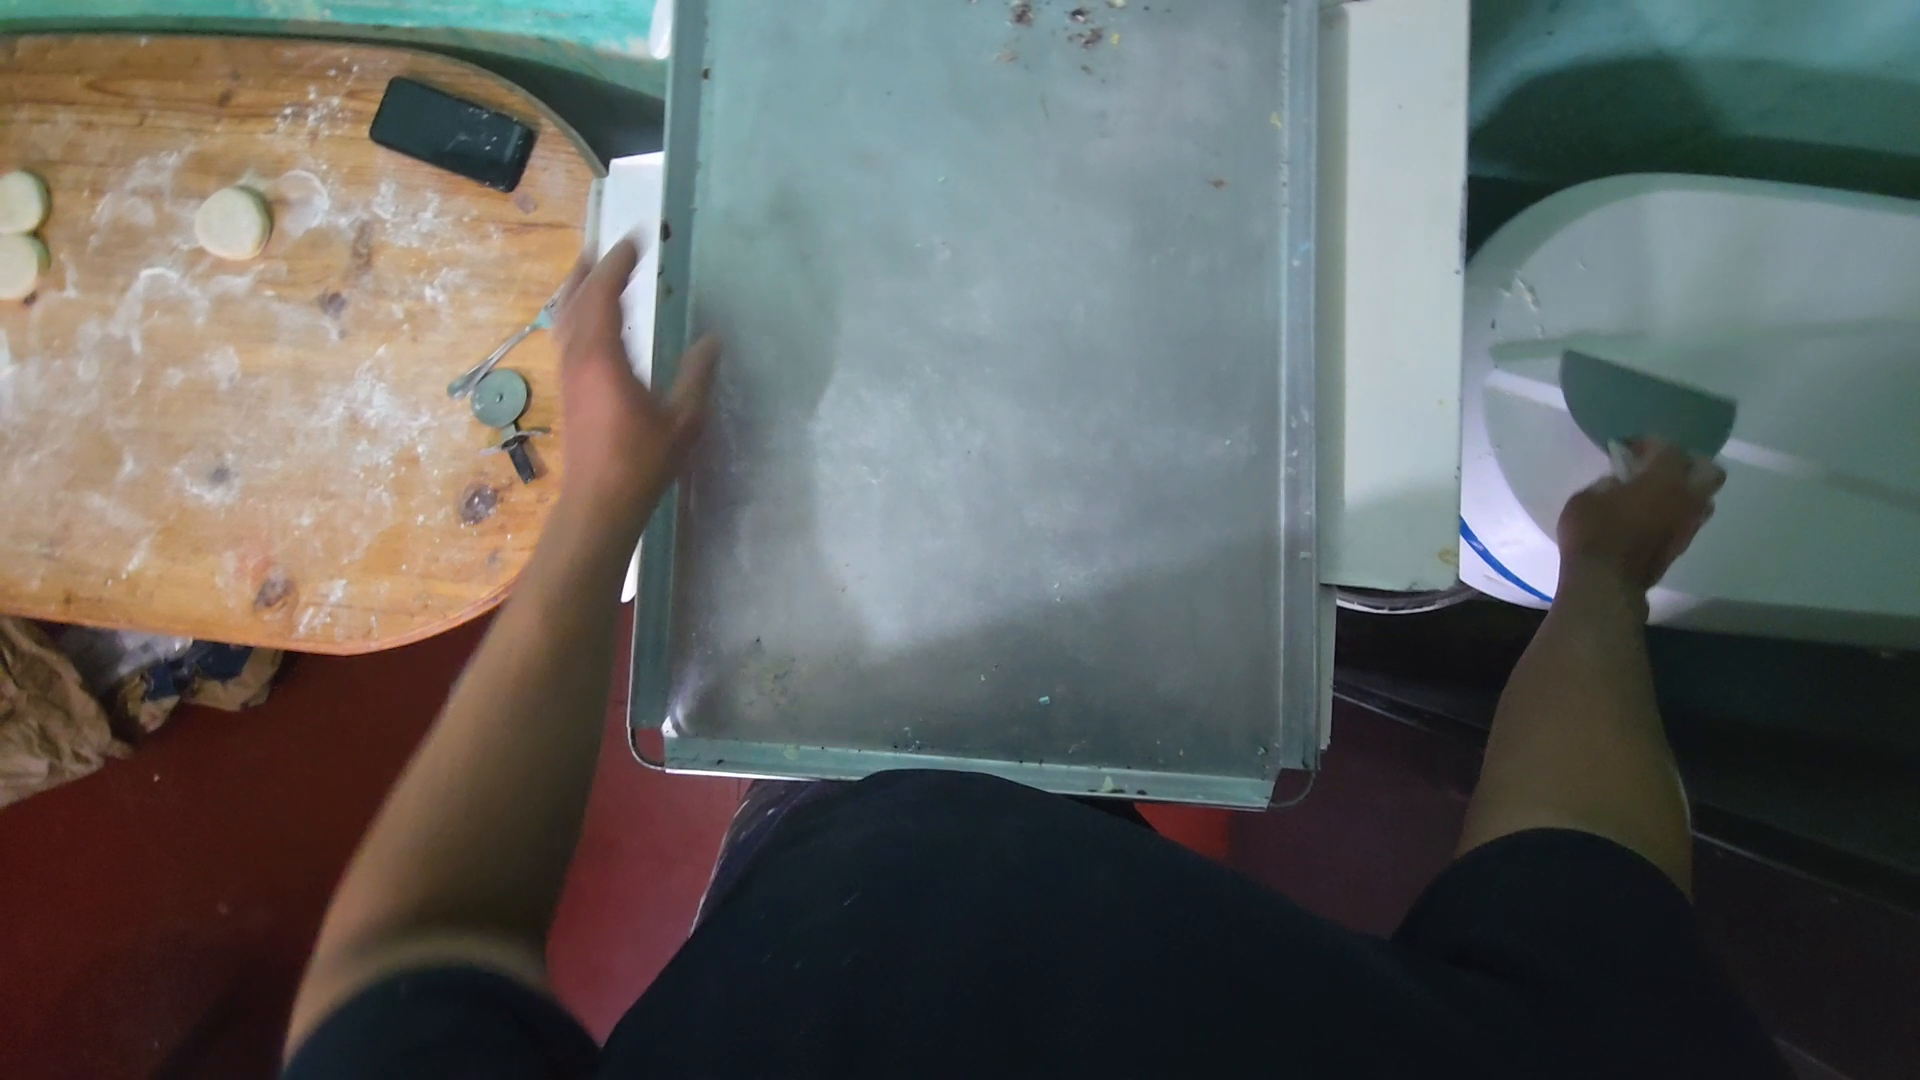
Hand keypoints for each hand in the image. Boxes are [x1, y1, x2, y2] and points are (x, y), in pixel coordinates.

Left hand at [551, 237, 717, 527]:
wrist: (600, 500)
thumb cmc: (643, 461)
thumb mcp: (683, 419)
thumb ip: (697, 376)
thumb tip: (712, 341)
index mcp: (603, 356)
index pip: (604, 293)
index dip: (618, 263)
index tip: (635, 240)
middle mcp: (577, 356)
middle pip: (574, 298)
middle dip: (589, 268)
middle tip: (605, 246)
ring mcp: (567, 374)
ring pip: (564, 317)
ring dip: (578, 289)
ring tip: (592, 273)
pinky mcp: (567, 390)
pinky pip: (566, 336)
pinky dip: (577, 315)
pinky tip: (591, 324)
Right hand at [1556, 437, 1724, 603]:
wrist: (1606, 579)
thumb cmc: (1591, 533)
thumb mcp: (1584, 500)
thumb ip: (1606, 485)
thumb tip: (1618, 483)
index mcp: (1663, 479)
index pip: (1669, 449)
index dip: (1649, 443)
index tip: (1629, 445)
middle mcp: (1687, 496)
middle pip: (1707, 469)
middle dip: (1686, 462)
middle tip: (1658, 466)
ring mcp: (1690, 521)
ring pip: (1705, 495)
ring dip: (1687, 488)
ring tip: (1659, 492)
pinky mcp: (1684, 541)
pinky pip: (1691, 516)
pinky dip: (1678, 509)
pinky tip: (1654, 514)